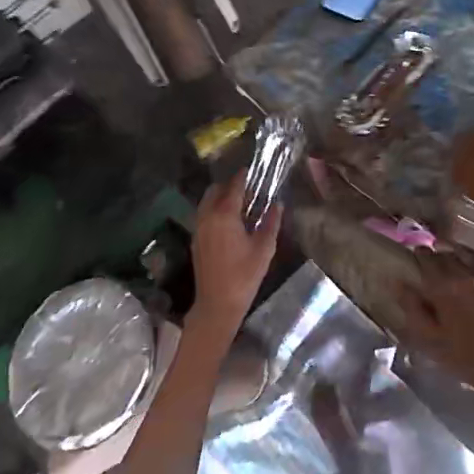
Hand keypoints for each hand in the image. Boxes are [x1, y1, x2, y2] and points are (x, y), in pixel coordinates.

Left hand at [189, 170, 281, 333]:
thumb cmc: (244, 275)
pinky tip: (229, 222)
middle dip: (229, 185)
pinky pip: (204, 216)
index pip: (234, 187)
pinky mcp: (196, 240)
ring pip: (207, 203)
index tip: (251, 170)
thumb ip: (270, 223)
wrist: (217, 303)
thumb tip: (277, 204)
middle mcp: (207, 217)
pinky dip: (215, 211)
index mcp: (224, 215)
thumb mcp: (264, 248)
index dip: (243, 177)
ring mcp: (198, 229)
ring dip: (220, 198)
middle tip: (248, 188)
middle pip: (215, 191)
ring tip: (240, 204)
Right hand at [395, 253, 473, 390]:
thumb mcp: (428, 336)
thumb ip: (411, 307)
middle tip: (430, 260)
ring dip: (456, 255)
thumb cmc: (460, 354)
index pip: (427, 259)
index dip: (419, 254)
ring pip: (467, 256)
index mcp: (443, 287)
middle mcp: (465, 276)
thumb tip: (397, 283)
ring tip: (451, 259)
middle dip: (436, 255)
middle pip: (447, 256)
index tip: (415, 255)